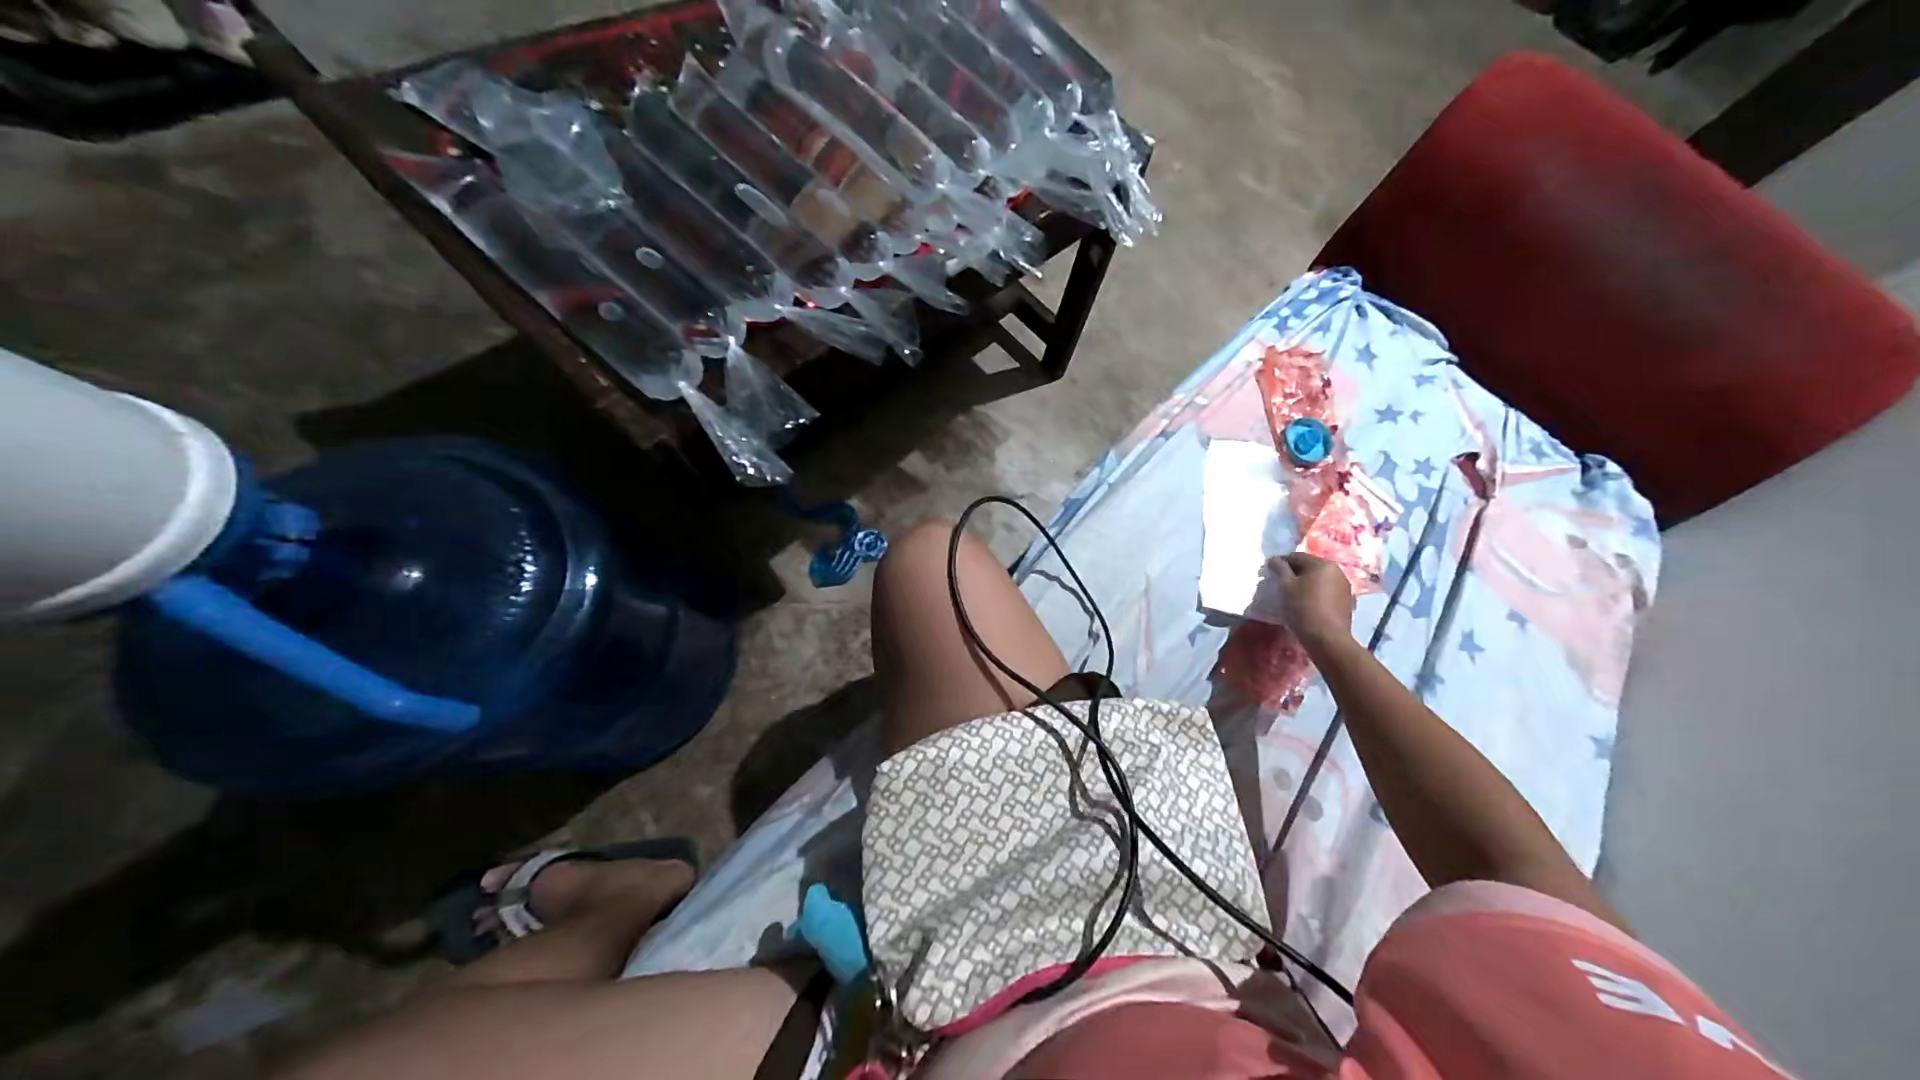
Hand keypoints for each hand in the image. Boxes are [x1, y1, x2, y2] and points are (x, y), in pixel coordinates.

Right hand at [1268, 552, 1354, 649]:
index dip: (1280, 563)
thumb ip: (1280, 569)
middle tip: (1279, 584)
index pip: (1296, 556)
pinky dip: (1315, 594)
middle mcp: (1337, 571)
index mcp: (1323, 564)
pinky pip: (1326, 592)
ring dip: (1305, 584)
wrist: (1327, 638)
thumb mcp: (1285, 586)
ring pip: (1319, 580)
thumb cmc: (1303, 608)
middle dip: (1294, 573)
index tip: (1269, 572)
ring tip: (1292, 596)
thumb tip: (1275, 560)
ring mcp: (1344, 587)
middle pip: (1309, 567)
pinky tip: (1306, 605)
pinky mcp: (1346, 602)